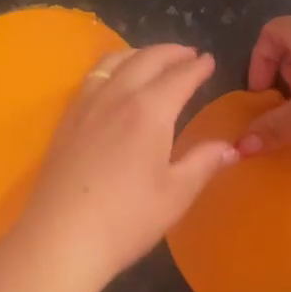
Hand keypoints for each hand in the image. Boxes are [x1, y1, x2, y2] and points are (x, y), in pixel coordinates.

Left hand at [11, 45, 237, 282]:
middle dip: (171, 52)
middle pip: (147, 59)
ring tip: (153, 59)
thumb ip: (204, 163)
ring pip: (115, 61)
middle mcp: (118, 96)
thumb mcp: (176, 195)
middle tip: (188, 54)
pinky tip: (114, 82)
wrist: (59, 239)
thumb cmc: (126, 219)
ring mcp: (87, 105)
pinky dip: (113, 66)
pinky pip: (93, 77)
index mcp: (150, 110)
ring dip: (140, 53)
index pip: (180, 77)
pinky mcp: (66, 120)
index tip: (210, 60)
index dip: (198, 67)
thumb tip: (230, 147)